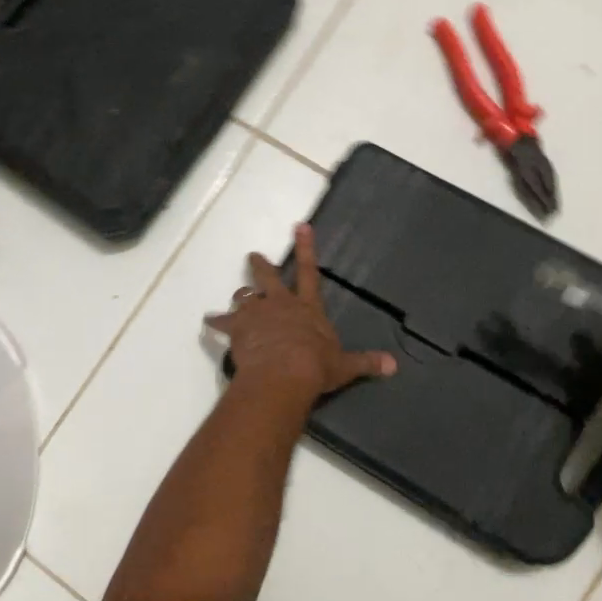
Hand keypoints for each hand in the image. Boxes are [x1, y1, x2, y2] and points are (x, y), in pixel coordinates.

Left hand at [206, 224, 397, 399]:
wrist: (284, 374)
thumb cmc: (316, 367)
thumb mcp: (344, 366)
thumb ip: (366, 362)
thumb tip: (393, 365)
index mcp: (307, 308)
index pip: (309, 272)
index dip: (306, 249)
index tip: (300, 227)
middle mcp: (280, 304)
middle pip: (268, 277)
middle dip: (261, 265)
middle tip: (253, 256)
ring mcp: (256, 313)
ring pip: (244, 296)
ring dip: (241, 297)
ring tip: (236, 299)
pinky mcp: (236, 328)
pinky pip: (221, 321)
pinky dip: (214, 321)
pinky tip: (208, 322)